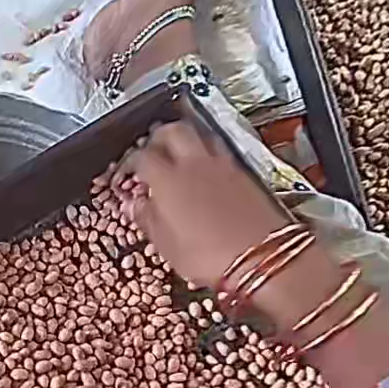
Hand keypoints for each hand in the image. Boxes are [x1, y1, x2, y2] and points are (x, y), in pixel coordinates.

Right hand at [120, 118, 322, 302]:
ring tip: (177, 153)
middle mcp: (194, 164)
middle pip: (171, 131)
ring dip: (183, 138)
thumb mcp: (168, 246)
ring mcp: (221, 164)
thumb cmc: (211, 256)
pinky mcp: (242, 172)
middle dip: (156, 137)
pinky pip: (218, 149)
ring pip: (198, 133)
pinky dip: (205, 151)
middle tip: (149, 151)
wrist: (262, 256)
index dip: (129, 162)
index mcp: (168, 180)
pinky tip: (204, 168)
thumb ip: (148, 220)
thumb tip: (134, 206)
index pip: (141, 157)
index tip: (126, 172)